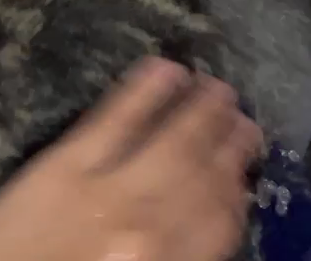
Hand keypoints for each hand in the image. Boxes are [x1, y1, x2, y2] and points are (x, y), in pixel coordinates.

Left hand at [0, 58, 264, 260]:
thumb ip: (174, 255)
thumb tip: (202, 227)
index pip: (217, 222)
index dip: (235, 190)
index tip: (245, 165)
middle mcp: (148, 224)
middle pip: (199, 176)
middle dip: (226, 143)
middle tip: (244, 115)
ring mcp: (107, 186)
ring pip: (168, 143)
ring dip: (199, 112)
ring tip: (218, 88)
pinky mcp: (65, 162)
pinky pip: (114, 117)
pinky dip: (143, 90)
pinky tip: (163, 68)